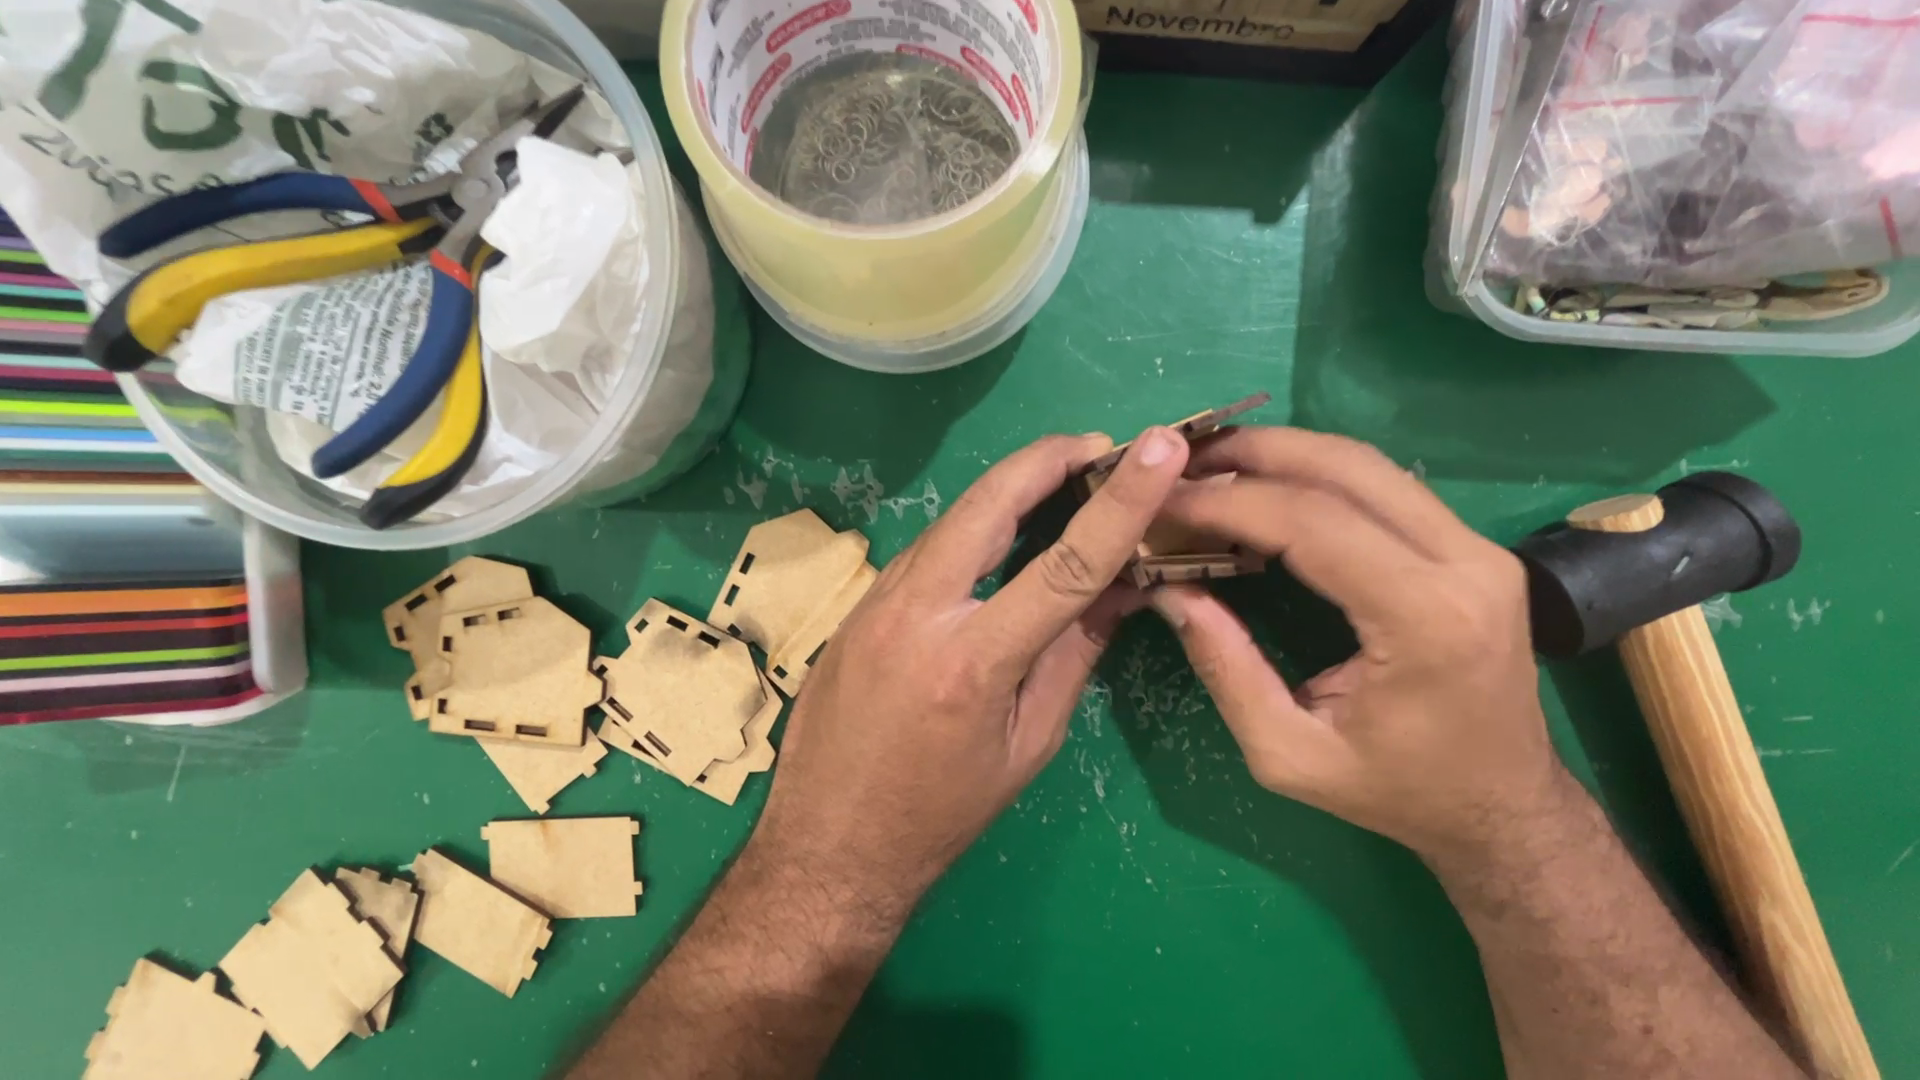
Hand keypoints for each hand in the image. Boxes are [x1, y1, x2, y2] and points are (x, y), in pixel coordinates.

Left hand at [750, 428, 1190, 913]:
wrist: (829, 842)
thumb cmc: (942, 812)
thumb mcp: (1028, 743)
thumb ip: (1074, 654)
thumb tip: (1123, 587)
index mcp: (974, 662)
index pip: (1064, 562)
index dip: (1119, 500)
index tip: (1157, 447)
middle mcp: (918, 614)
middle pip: (989, 504)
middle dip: (1048, 459)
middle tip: (1098, 447)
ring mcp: (876, 603)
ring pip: (954, 520)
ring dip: (1009, 491)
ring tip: (1060, 484)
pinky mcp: (857, 606)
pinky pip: (926, 551)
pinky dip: (972, 530)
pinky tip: (999, 540)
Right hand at [1149, 427, 1567, 863]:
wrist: (1503, 807)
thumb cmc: (1397, 792)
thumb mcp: (1289, 754)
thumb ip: (1227, 670)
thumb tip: (1169, 591)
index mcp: (1425, 621)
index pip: (1312, 523)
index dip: (1229, 502)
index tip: (1165, 501)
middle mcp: (1465, 566)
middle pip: (1345, 469)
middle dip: (1253, 453)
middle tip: (1184, 461)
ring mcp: (1479, 549)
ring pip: (1368, 465)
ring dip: (1284, 453)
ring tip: (1214, 463)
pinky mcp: (1473, 548)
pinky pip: (1385, 486)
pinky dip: (1316, 474)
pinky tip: (1268, 484)